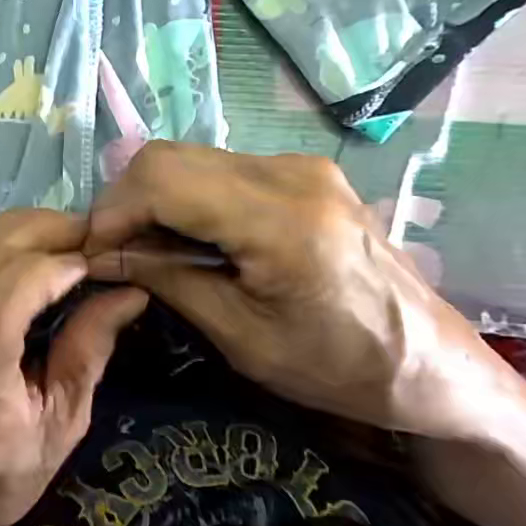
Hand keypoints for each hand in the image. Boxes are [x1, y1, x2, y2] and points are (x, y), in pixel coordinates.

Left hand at [0, 212, 147, 525]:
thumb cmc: (7, 471)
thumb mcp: (64, 424)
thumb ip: (89, 351)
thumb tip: (129, 291)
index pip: (6, 291)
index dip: (55, 265)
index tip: (97, 261)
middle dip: (40, 231)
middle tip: (85, 236)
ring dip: (6, 227)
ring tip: (49, 236)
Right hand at [84, 142, 525, 437]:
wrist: (433, 365)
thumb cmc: (339, 368)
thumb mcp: (241, 337)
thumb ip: (167, 280)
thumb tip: (100, 254)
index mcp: (281, 219)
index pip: (163, 179)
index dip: (113, 211)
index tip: (91, 253)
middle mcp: (289, 173)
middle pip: (169, 157)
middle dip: (124, 201)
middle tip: (110, 251)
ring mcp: (299, 166)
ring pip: (189, 158)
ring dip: (151, 197)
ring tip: (142, 248)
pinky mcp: (302, 172)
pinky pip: (218, 168)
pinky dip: (184, 197)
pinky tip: (184, 237)